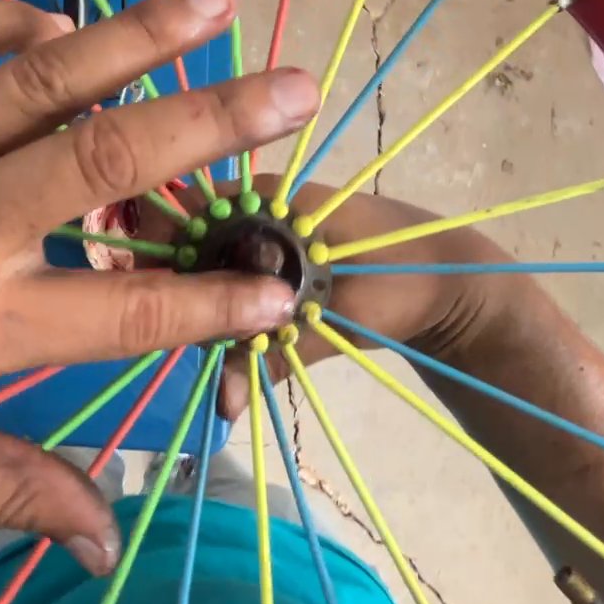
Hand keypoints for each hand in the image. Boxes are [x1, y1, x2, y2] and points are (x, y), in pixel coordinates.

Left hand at [0, 0, 316, 572]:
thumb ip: (10, 489)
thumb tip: (106, 535)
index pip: (125, 314)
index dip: (214, 302)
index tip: (285, 286)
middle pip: (109, 162)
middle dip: (217, 123)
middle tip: (295, 88)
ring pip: (42, 78)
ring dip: (135, 38)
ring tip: (208, 4)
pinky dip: (6, 21)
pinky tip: (53, 23)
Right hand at [179, 176, 511, 419]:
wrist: (453, 285)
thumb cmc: (403, 279)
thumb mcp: (338, 317)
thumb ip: (275, 354)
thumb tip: (221, 405)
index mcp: (271, 198)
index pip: (193, 209)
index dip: (165, 249)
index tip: (149, 295)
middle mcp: (259, 211)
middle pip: (199, 243)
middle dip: (185, 287)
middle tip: (173, 330)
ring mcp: (267, 237)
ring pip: (217, 267)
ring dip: (207, 303)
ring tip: (195, 339)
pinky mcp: (277, 264)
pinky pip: (238, 281)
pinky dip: (229, 308)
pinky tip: (220, 336)